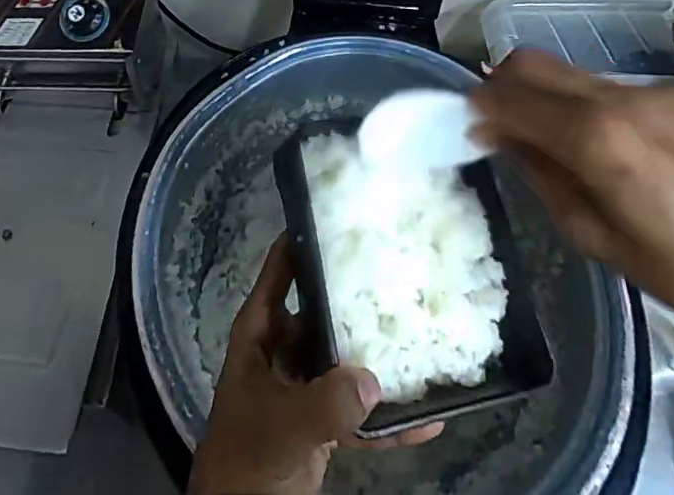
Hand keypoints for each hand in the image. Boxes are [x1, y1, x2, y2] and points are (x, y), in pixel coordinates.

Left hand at [189, 237, 443, 494]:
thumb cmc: (245, 461)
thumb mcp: (280, 427)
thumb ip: (322, 404)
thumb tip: (373, 379)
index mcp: (263, 333)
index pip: (283, 269)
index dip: (306, 238)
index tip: (344, 211)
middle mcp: (286, 349)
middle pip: (324, 306)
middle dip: (359, 291)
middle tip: (403, 266)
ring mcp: (306, 385)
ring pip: (347, 353)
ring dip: (380, 349)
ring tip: (424, 328)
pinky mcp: (324, 420)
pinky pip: (361, 409)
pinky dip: (390, 416)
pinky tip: (428, 416)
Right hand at [471, 49, 673, 347]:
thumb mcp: (592, 236)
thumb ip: (539, 173)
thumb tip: (500, 136)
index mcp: (597, 139)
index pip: (514, 98)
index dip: (481, 105)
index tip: (468, 121)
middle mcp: (623, 98)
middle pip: (537, 63)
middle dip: (505, 83)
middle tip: (497, 118)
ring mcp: (657, 90)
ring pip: (575, 75)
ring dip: (551, 97)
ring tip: (559, 140)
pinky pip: (617, 89)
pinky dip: (596, 107)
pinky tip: (619, 147)